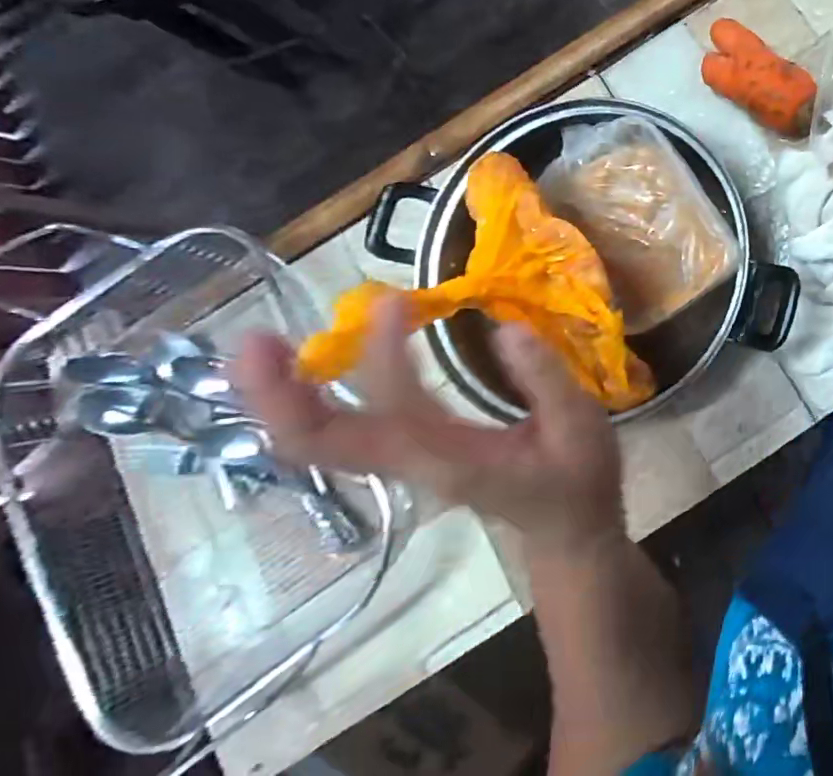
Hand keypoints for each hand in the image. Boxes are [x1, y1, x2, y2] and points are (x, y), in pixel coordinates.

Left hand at [232, 297, 622, 553]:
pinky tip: (310, 365)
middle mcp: (411, 462)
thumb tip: (505, 327)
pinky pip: (340, 432)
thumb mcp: (580, 426)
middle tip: (252, 340)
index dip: (381, 351)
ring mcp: (402, 462)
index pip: (395, 404)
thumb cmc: (577, 479)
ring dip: (280, 396)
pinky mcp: (406, 454)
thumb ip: (546, 380)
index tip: (393, 299)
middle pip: (317, 442)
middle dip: (276, 395)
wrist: (567, 532)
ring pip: (318, 440)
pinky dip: (310, 399)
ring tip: (261, 346)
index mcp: (451, 458)